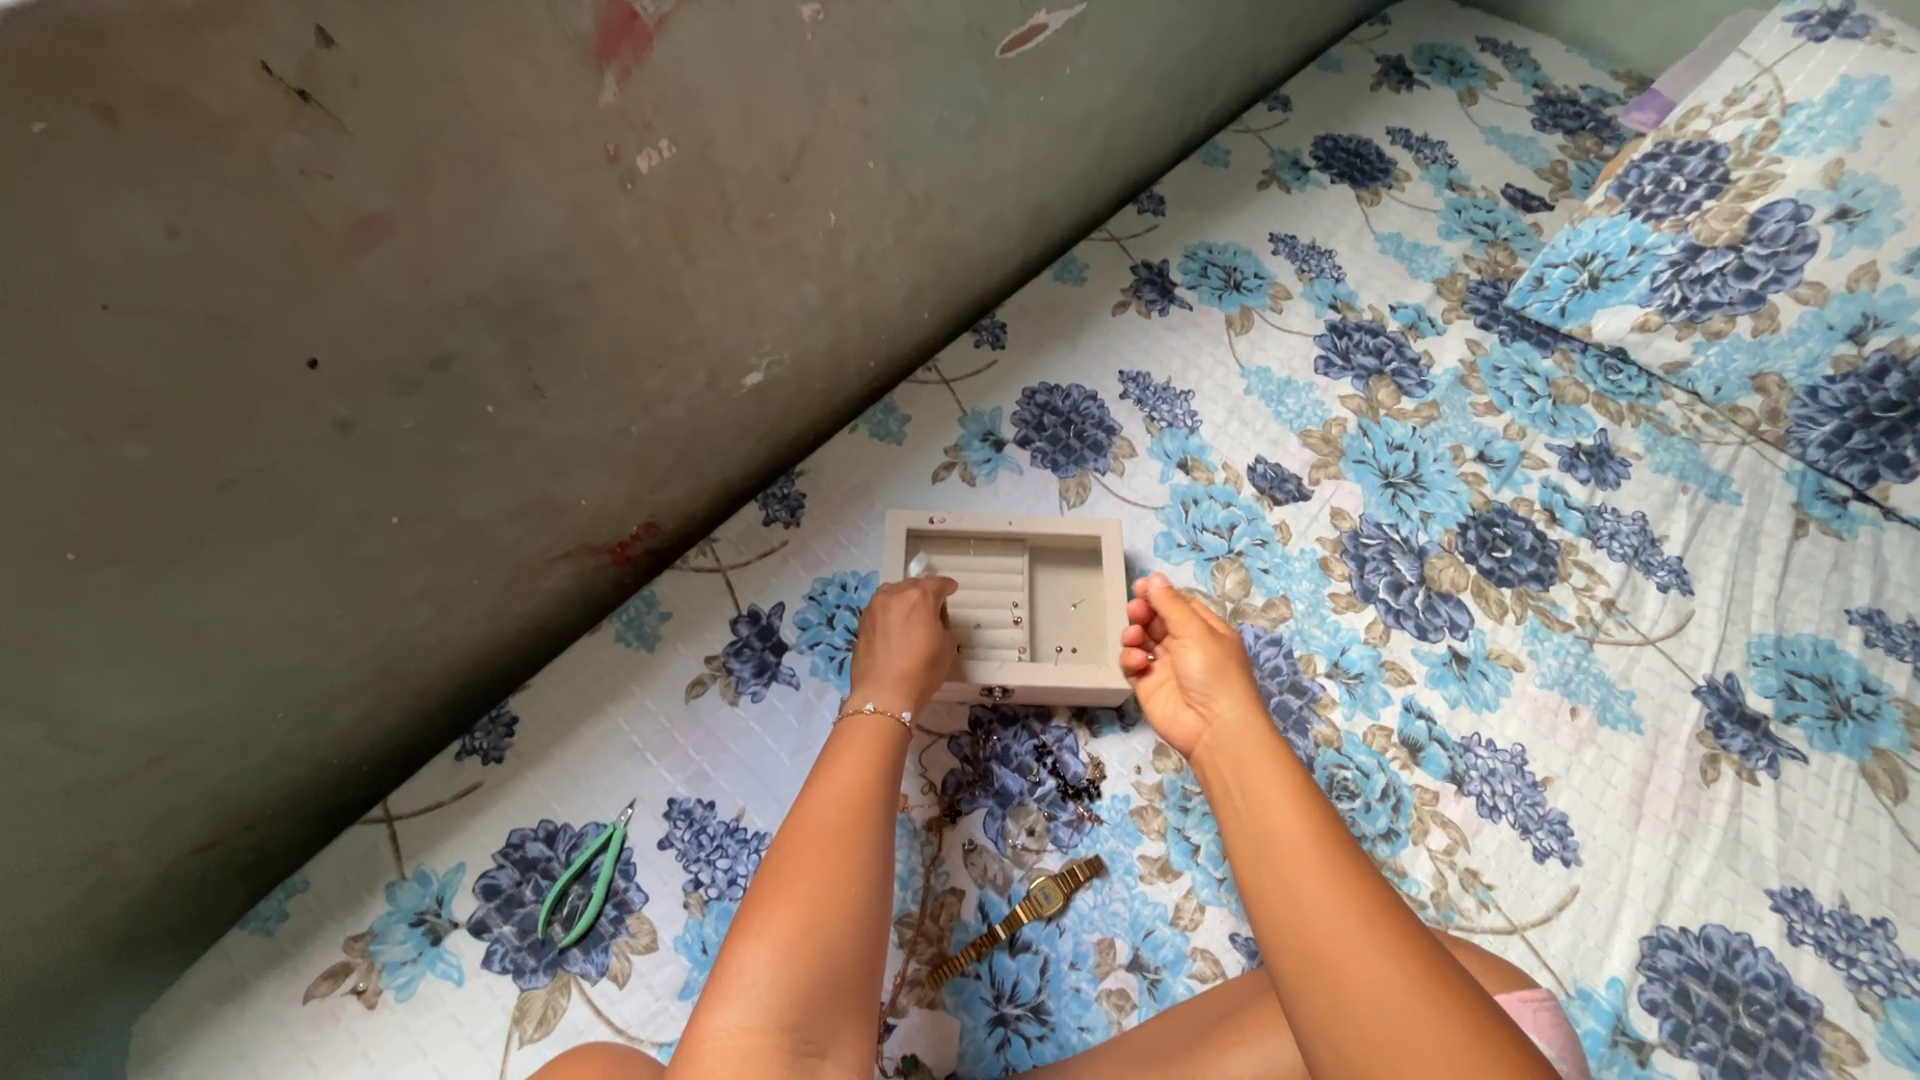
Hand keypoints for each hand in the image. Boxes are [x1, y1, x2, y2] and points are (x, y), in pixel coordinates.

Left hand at [846, 576, 959, 713]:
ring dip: (904, 598)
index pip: (938, 583)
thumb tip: (934, 618)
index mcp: (919, 597)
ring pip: (893, 593)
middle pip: (913, 585)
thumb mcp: (947, 646)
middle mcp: (894, 594)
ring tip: (911, 613)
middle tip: (933, 605)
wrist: (883, 695)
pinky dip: (890, 610)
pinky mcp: (862, 621)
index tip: (952, 590)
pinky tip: (894, 624)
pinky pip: (880, 607)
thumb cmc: (922, 671)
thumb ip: (942, 623)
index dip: (947, 586)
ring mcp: (874, 606)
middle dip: (925, 592)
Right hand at [1118, 572, 1268, 758]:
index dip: (1159, 594)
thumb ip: (1170, 604)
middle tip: (1136, 611)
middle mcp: (1185, 645)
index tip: (1139, 587)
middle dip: (1143, 611)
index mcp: (1205, 630)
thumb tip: (1154, 577)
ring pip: (1141, 639)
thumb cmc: (1214, 673)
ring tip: (1135, 637)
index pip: (1178, 604)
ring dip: (1134, 633)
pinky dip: (1130, 659)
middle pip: (1156, 619)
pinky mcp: (1148, 685)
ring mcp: (1165, 666)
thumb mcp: (1196, 631)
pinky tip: (1137, 662)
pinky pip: (1132, 664)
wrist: (1213, 729)